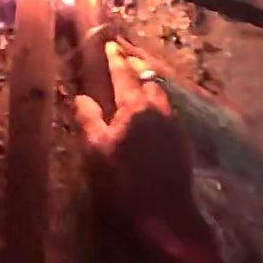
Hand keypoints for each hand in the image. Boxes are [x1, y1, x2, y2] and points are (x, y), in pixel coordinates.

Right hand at [73, 42, 213, 259]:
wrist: (166, 218)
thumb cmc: (124, 182)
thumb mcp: (96, 150)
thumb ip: (89, 118)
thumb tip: (81, 97)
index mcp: (135, 106)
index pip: (123, 74)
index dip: (115, 59)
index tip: (110, 45)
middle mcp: (158, 109)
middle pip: (147, 78)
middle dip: (134, 66)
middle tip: (122, 58)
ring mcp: (173, 125)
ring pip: (159, 94)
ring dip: (146, 83)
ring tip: (135, 81)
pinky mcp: (181, 142)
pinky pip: (166, 110)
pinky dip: (155, 101)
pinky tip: (148, 112)